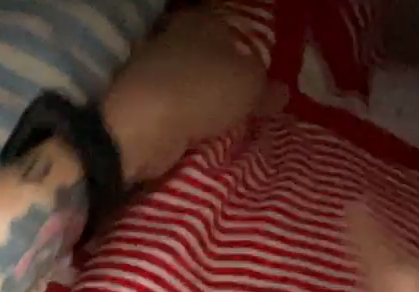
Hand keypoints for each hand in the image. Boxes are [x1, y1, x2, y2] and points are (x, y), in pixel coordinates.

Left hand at [102, 6, 267, 181]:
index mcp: (202, 22)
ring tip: (219, 134)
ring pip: (185, 91)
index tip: (257, 88)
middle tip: (241, 115)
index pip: (231, 34)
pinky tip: (193, 143)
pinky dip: (179, 128)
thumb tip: (282, 94)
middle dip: (221, 87)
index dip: (246, 59)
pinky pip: (169, 116)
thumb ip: (266, 90)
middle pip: (206, 63)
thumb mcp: (248, 87)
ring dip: (199, 110)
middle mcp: (172, 40)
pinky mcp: (136, 108)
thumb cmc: (200, 91)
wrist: (141, 128)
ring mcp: (149, 75)